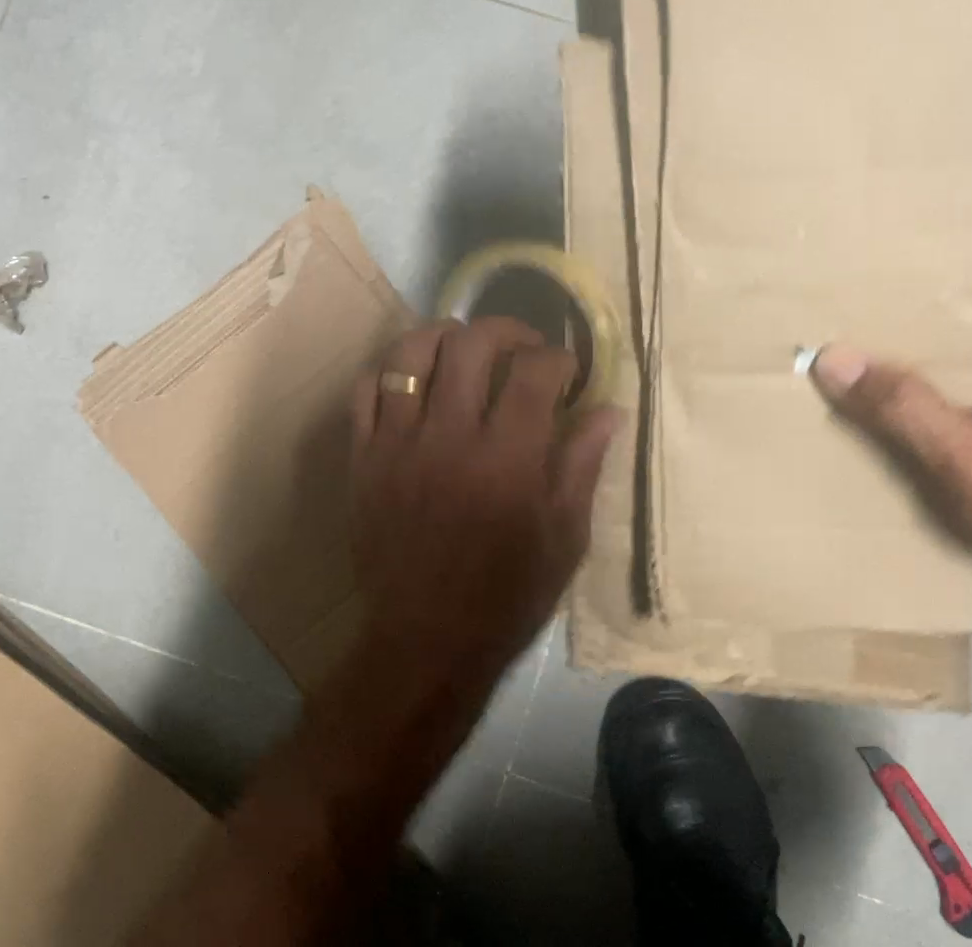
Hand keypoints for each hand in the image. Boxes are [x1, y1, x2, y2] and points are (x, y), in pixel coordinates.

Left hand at [349, 318, 620, 680]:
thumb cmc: (507, 597)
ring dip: (442, 336)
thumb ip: (582, 467)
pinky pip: (366, 391)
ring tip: (462, 347)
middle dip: (506, 331)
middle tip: (521, 347)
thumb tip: (608, 411)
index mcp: (509, 458)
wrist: (426, 639)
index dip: (559, 358)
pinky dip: (390, 371)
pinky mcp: (363, 459)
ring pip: (410, 354)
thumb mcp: (564, 540)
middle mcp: (450, 437)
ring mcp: (398, 444)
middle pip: (471, 345)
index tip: (566, 371)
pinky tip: (413, 379)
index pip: (535, 371)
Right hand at [810, 305, 971, 610]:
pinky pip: (941, 427)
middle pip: (946, 346)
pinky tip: (857, 429)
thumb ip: (903, 404)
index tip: (842, 292)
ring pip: (940, 390)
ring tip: (824, 375)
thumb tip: (831, 356)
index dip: (905, 295)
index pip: (964, 303)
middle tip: (816, 334)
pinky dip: (903, 426)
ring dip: (890, 388)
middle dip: (885, 343)